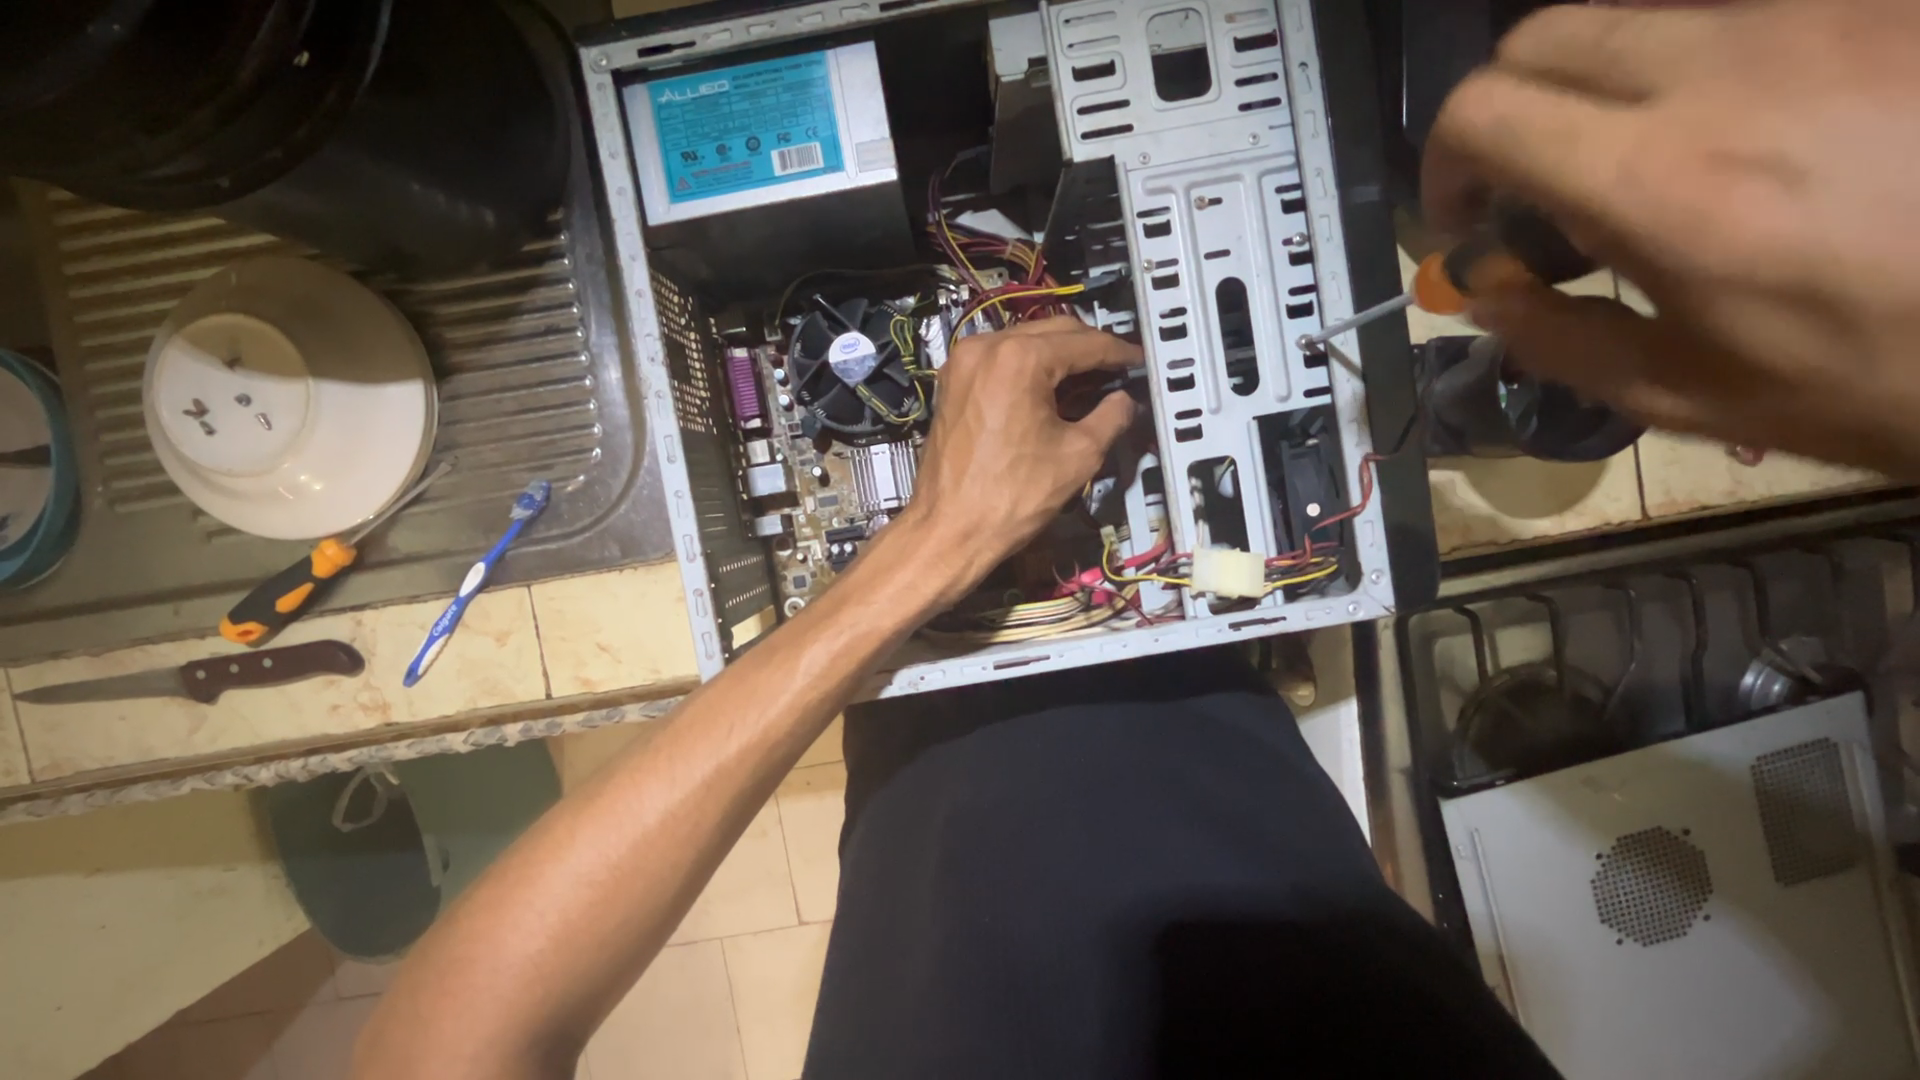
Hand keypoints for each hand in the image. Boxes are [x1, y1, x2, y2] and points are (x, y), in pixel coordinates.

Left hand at [893, 318, 1138, 601]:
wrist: (949, 529)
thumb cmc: (1012, 496)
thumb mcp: (1078, 456)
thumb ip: (1111, 417)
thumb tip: (1125, 400)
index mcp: (1019, 358)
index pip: (1084, 343)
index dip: (1119, 352)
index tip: (1140, 361)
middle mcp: (986, 347)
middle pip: (1053, 332)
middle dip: (1090, 348)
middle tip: (1120, 370)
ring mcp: (963, 362)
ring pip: (1025, 342)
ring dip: (1059, 356)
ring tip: (1090, 380)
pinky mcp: (952, 383)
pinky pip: (1001, 360)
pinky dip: (1029, 368)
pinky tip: (1050, 389)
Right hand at [1423, 0, 1919, 476]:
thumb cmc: (1886, 373)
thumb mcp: (1684, 393)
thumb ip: (1554, 337)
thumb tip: (1485, 292)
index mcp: (1658, 182)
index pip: (1483, 113)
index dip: (1442, 164)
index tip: (1464, 221)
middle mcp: (1725, 70)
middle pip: (1540, 39)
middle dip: (1496, 112)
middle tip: (1519, 185)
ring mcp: (1818, 21)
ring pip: (1630, 20)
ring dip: (1589, 92)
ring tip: (1630, 170)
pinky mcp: (1881, 11)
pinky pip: (1730, 23)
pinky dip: (1685, 76)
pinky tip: (1735, 143)